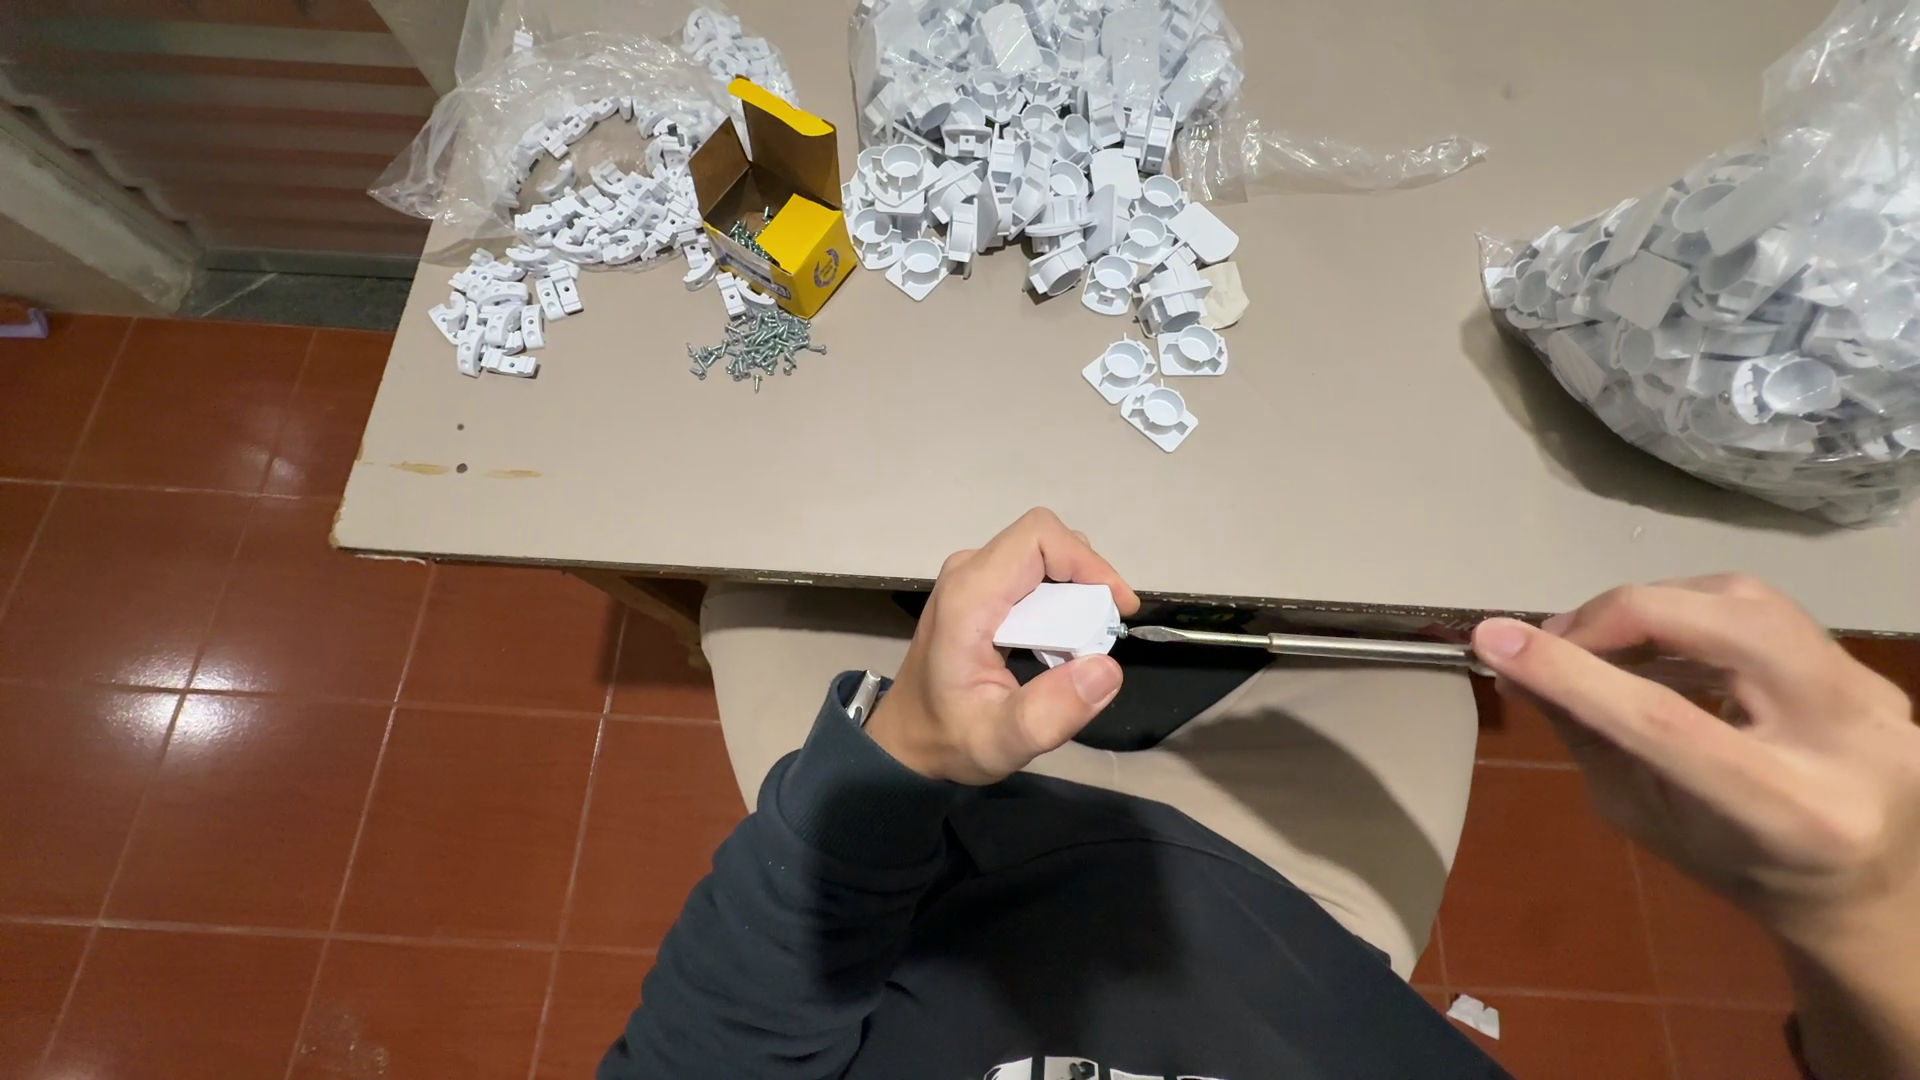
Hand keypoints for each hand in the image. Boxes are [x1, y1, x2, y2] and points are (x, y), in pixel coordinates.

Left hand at [864, 508, 1139, 784]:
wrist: (906, 739)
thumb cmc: (947, 739)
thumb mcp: (1001, 741)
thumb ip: (1052, 710)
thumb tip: (1107, 668)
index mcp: (969, 597)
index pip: (1038, 537)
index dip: (1086, 561)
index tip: (1117, 607)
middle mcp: (968, 573)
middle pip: (1044, 543)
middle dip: (1087, 581)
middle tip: (1105, 634)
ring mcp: (970, 577)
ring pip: (1041, 556)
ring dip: (1076, 591)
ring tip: (1087, 642)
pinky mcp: (978, 589)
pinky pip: (1031, 573)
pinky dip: (1060, 599)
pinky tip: (1064, 641)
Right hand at [1471, 575, 1919, 948]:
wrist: (1863, 885)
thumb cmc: (1727, 863)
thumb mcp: (1632, 809)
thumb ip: (1581, 729)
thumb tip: (1510, 658)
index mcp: (1789, 812)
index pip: (1662, 720)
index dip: (1567, 671)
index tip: (1489, 638)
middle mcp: (1854, 746)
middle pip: (1728, 630)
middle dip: (1617, 615)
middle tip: (1552, 636)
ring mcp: (1877, 700)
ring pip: (1743, 601)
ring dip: (1647, 605)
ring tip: (1595, 638)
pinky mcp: (1868, 670)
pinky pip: (1758, 608)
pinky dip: (1681, 609)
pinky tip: (1648, 641)